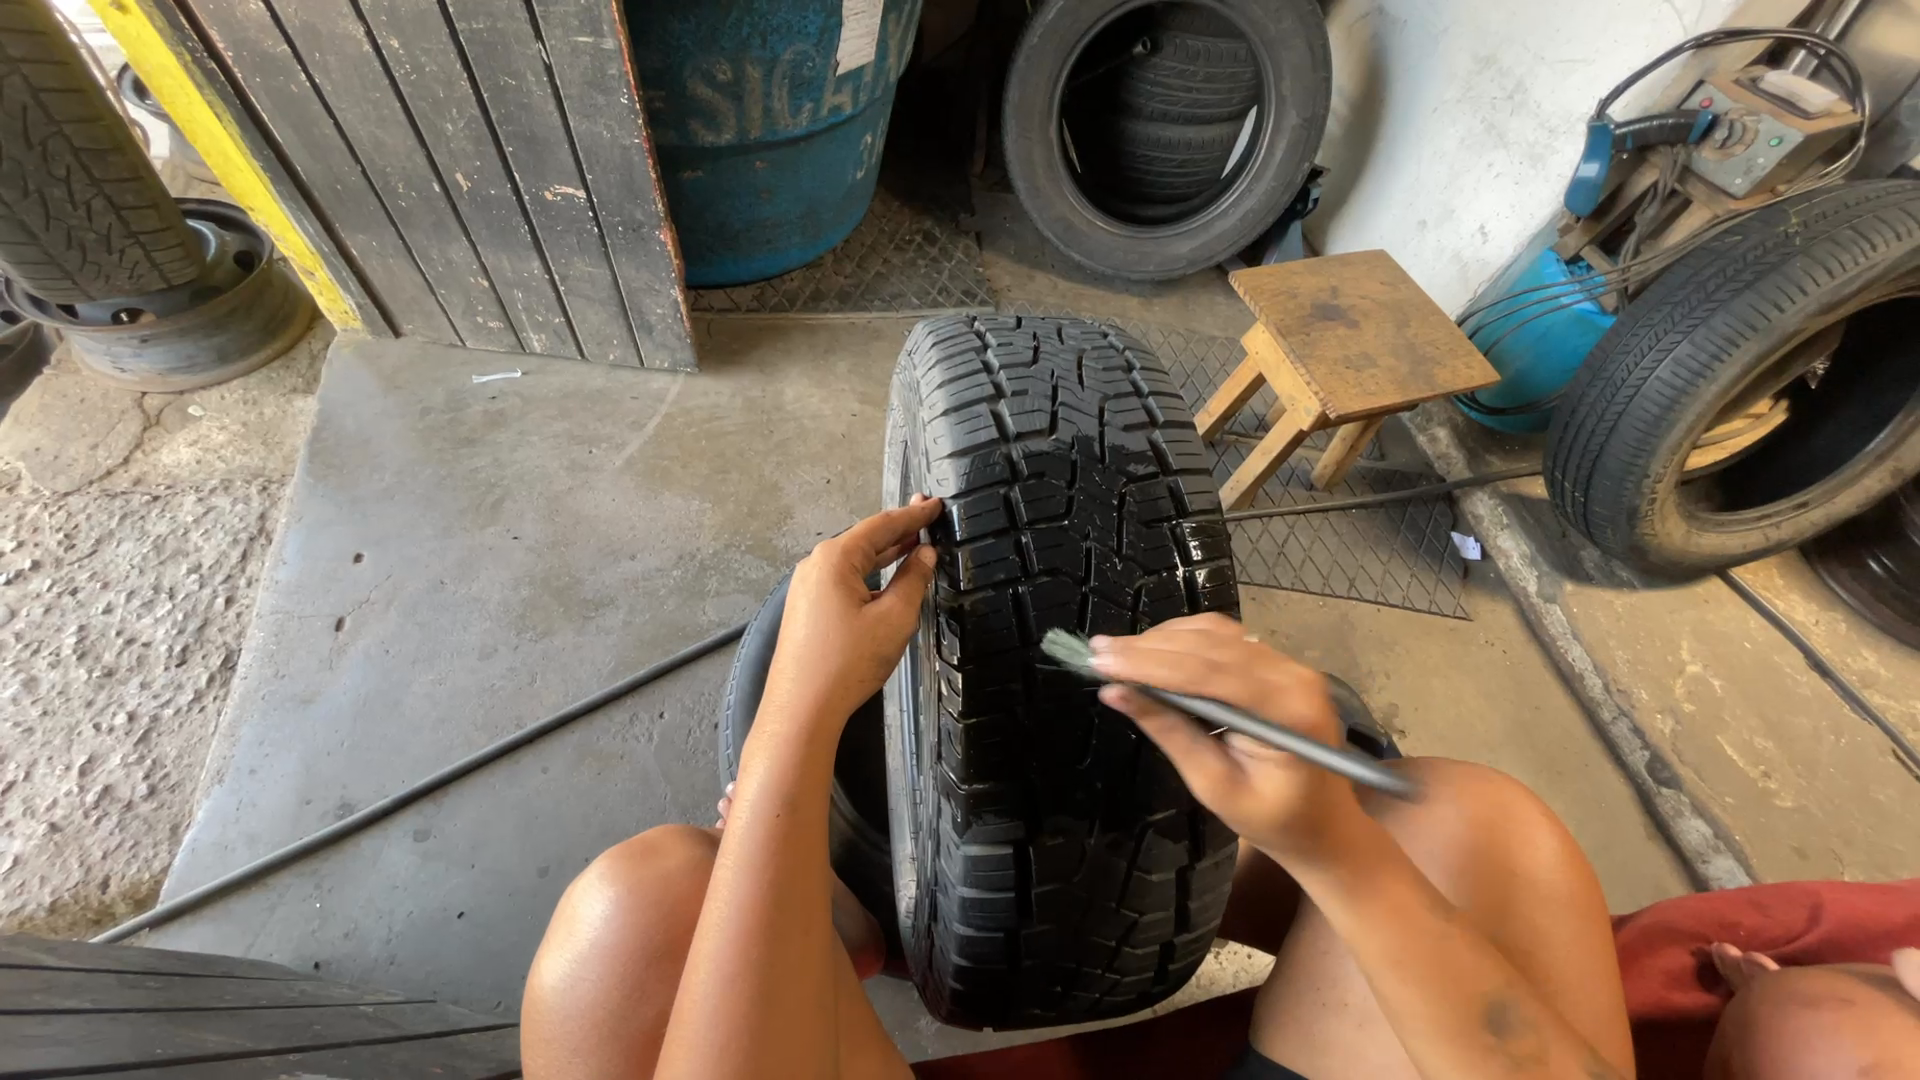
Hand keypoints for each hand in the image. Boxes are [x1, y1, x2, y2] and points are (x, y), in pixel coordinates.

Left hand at [755, 495, 942, 741]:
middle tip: (926, 517)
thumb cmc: (847, 663)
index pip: (882, 525)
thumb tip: (924, 554)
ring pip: (853, 561)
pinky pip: (842, 580)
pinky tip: (885, 580)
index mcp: (835, 558)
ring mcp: (806, 587)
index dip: (913, 515)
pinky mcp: (806, 608)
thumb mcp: (894, 618)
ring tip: (912, 543)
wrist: (802, 708)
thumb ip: (913, 580)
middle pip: (865, 539)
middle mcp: (815, 565)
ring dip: (883, 553)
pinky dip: (868, 574)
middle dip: (898, 530)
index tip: (934, 504)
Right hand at [1090, 614, 1371, 867]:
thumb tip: (1115, 692)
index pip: (1207, 672)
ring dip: (1162, 639)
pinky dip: (1183, 639)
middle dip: (1147, 647)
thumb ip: (1168, 731)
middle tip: (1097, 652)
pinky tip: (1151, 649)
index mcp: (1286, 710)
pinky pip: (1224, 638)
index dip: (1149, 663)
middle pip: (1208, 645)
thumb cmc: (1273, 819)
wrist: (1326, 826)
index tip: (1101, 661)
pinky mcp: (1276, 664)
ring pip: (1214, 633)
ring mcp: (1288, 665)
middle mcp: (1293, 674)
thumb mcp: (1213, 785)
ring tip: (1116, 651)